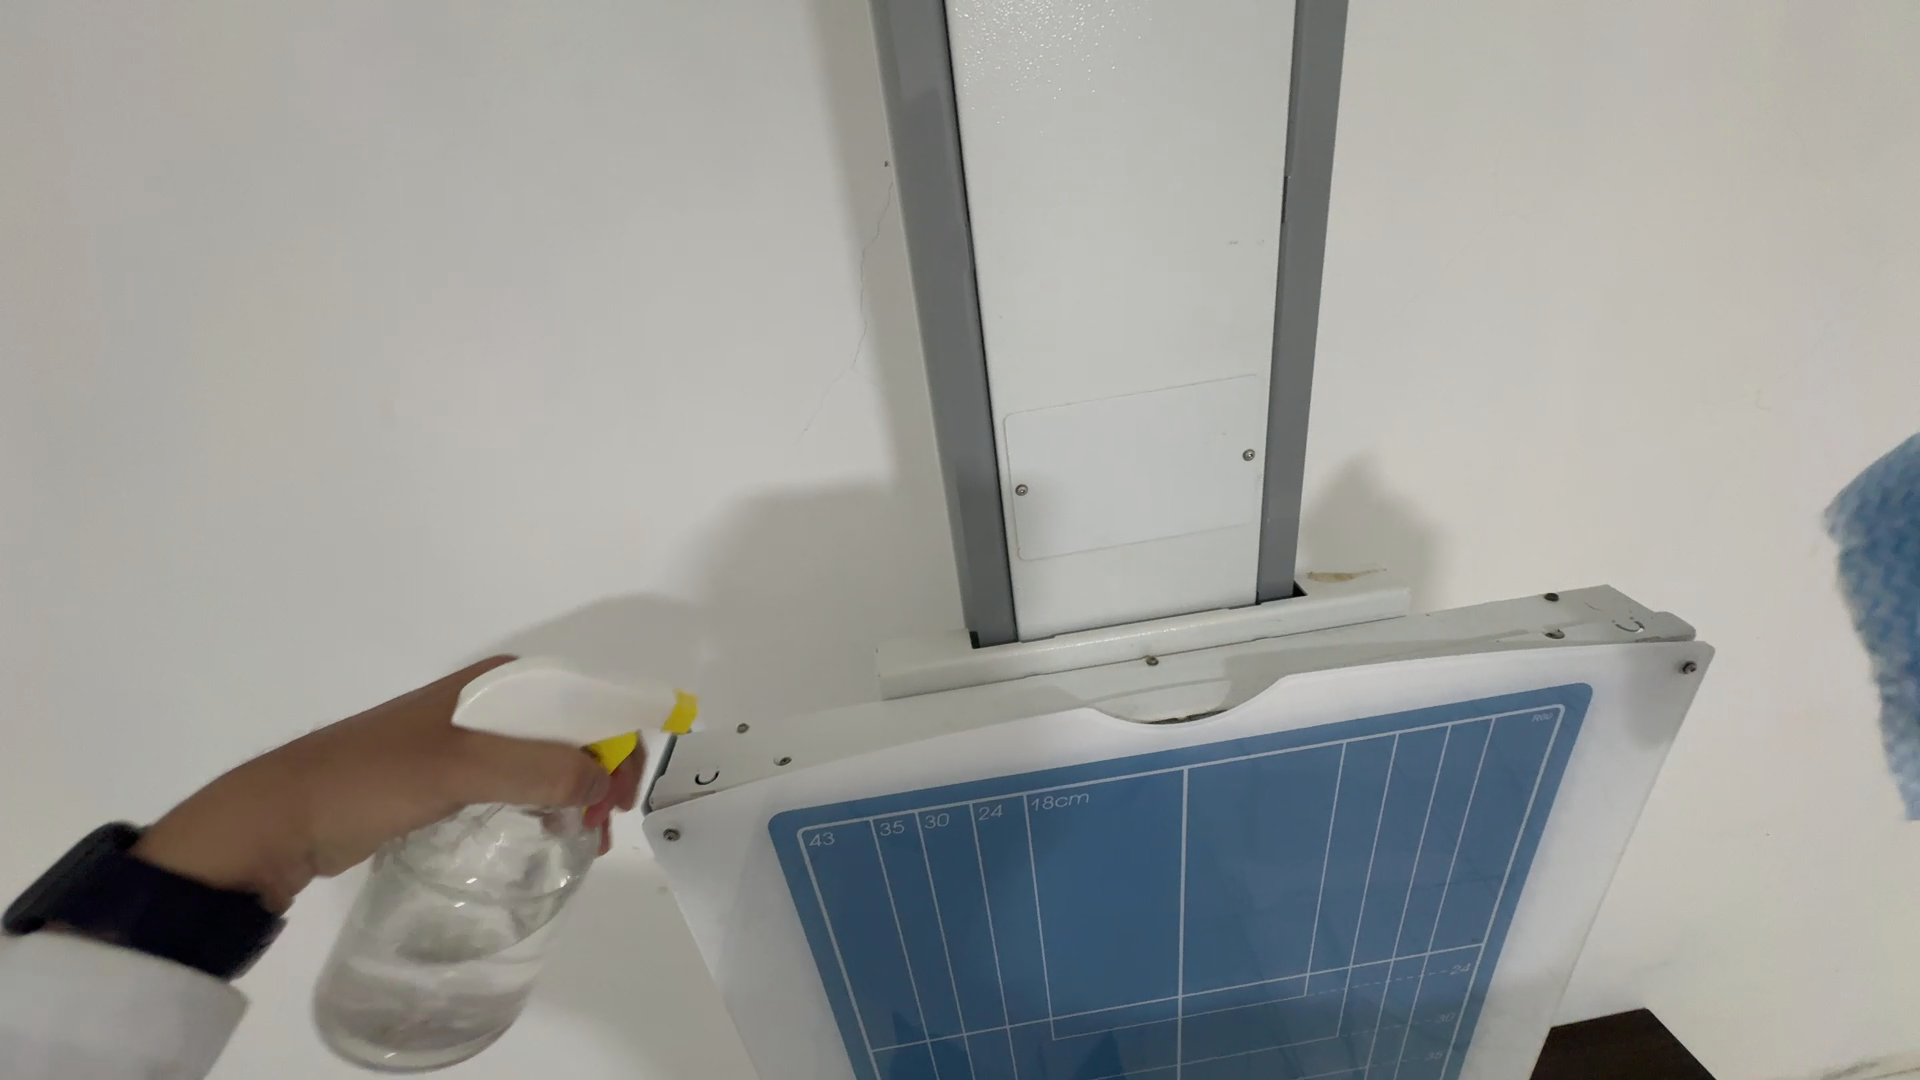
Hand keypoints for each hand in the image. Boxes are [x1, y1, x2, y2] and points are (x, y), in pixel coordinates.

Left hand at [131, 657, 644, 911]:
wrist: (277, 819)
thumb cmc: (373, 778)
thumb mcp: (463, 768)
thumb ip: (542, 770)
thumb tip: (604, 782)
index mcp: (508, 680)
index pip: (592, 699)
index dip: (619, 742)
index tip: (621, 795)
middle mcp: (502, 699)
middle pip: (579, 729)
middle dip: (603, 772)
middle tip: (604, 824)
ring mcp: (481, 735)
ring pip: (556, 756)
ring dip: (582, 791)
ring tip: (586, 836)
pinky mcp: (462, 768)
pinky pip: (528, 778)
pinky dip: (552, 800)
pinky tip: (556, 827)